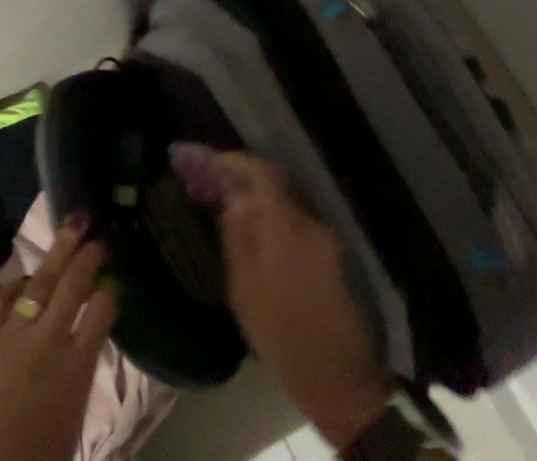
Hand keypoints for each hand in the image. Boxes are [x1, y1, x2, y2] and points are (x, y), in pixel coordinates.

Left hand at [0, 214, 117, 460]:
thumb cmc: (37, 456)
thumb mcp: (72, 416)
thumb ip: (77, 373)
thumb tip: (82, 343)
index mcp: (77, 368)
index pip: (101, 312)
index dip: (108, 291)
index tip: (114, 276)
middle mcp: (47, 343)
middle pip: (72, 287)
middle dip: (87, 256)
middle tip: (96, 233)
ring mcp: (11, 337)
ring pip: (38, 284)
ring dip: (56, 253)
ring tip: (70, 228)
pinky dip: (13, 285)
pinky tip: (22, 276)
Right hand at [172, 146, 391, 447]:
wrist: (336, 377)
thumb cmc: (281, 338)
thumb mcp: (244, 291)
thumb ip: (237, 236)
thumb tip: (230, 195)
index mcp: (286, 230)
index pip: (259, 173)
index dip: (229, 161)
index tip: (199, 159)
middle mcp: (310, 223)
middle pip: (274, 179)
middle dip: (240, 172)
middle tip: (207, 175)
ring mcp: (325, 235)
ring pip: (285, 195)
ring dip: (255, 190)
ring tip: (223, 194)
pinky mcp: (330, 249)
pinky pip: (295, 214)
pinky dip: (271, 208)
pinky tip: (252, 219)